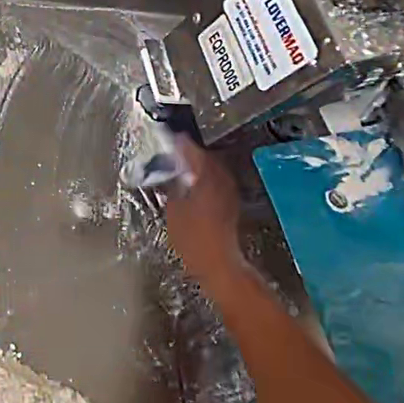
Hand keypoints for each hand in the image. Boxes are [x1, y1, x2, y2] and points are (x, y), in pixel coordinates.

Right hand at [162, 141, 247, 289]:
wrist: (218, 263)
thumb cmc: (192, 238)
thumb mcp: (174, 210)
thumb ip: (173, 186)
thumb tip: (171, 172)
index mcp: (206, 177)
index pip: (193, 152)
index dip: (182, 144)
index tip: (172, 138)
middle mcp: (221, 180)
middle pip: (207, 158)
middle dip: (192, 154)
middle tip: (176, 153)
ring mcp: (229, 192)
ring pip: (214, 170)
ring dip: (200, 166)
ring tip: (183, 169)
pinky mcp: (232, 204)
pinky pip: (218, 182)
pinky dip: (206, 179)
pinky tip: (195, 187)